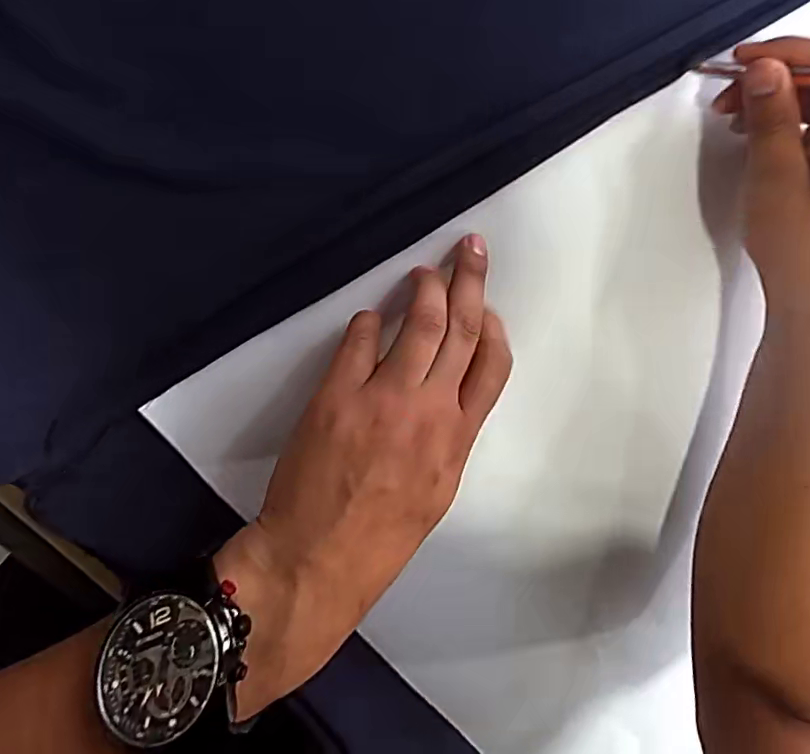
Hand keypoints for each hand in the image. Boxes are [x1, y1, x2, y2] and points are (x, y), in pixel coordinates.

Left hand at [213, 235, 511, 717]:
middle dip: (468, 280)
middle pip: (459, 328)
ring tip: (422, 272)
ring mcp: (383, 398)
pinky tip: (367, 317)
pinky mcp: (337, 395)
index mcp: (458, 438)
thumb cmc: (382, 535)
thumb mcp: (437, 490)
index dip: (493, 325)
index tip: (486, 304)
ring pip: (417, 324)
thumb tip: (451, 388)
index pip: (492, 364)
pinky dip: (367, 320)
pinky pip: (359, 339)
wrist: (316, 560)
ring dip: (423, 288)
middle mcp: (429, 410)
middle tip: (468, 248)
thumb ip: (450, 434)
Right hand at [713, 38, 809, 311]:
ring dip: (775, 95)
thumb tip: (766, 69)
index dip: (788, 53)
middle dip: (775, 75)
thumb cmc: (800, 246)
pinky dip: (783, 115)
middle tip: (729, 90)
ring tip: (734, 111)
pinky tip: (754, 127)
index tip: (743, 58)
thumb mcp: (775, 175)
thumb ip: (773, 116)